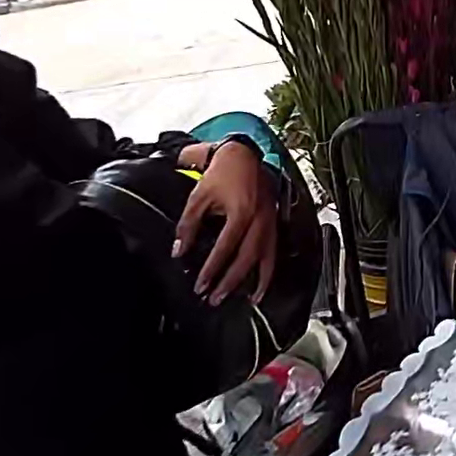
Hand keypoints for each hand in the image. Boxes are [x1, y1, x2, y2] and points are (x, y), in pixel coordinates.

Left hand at [173, 139, 277, 304]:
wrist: (243, 154)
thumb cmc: (221, 173)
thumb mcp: (198, 197)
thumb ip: (188, 225)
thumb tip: (179, 251)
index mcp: (242, 212)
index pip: (226, 247)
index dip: (212, 268)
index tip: (200, 285)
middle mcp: (260, 218)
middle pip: (247, 257)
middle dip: (231, 280)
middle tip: (216, 298)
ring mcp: (270, 219)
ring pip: (267, 255)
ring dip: (259, 280)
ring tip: (252, 300)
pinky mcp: (275, 219)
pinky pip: (275, 248)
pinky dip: (271, 266)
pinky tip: (265, 280)